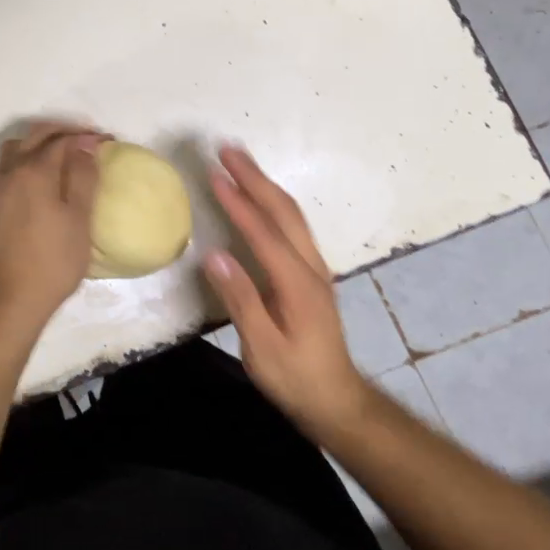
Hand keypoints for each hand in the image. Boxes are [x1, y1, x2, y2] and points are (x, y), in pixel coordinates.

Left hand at [0, 122, 103, 326]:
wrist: (14, 294)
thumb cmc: (54, 258)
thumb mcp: (79, 217)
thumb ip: (82, 177)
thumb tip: (86, 145)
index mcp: (34, 170)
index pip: (62, 139)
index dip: (87, 136)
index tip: (110, 141)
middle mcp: (12, 170)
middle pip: (37, 135)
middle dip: (64, 131)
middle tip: (91, 140)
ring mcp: (0, 185)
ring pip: (20, 146)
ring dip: (43, 141)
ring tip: (68, 151)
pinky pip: (11, 163)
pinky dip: (29, 155)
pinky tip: (46, 172)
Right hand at [203, 145, 371, 439]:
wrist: (337, 401)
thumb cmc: (295, 378)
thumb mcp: (263, 346)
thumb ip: (241, 300)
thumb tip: (215, 256)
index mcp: (296, 283)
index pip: (262, 233)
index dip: (237, 202)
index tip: (213, 174)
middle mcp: (310, 268)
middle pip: (282, 212)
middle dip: (255, 177)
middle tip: (227, 149)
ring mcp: (314, 270)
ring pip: (290, 216)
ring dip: (265, 185)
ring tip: (240, 162)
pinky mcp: (310, 276)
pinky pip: (290, 227)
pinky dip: (271, 204)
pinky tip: (258, 199)